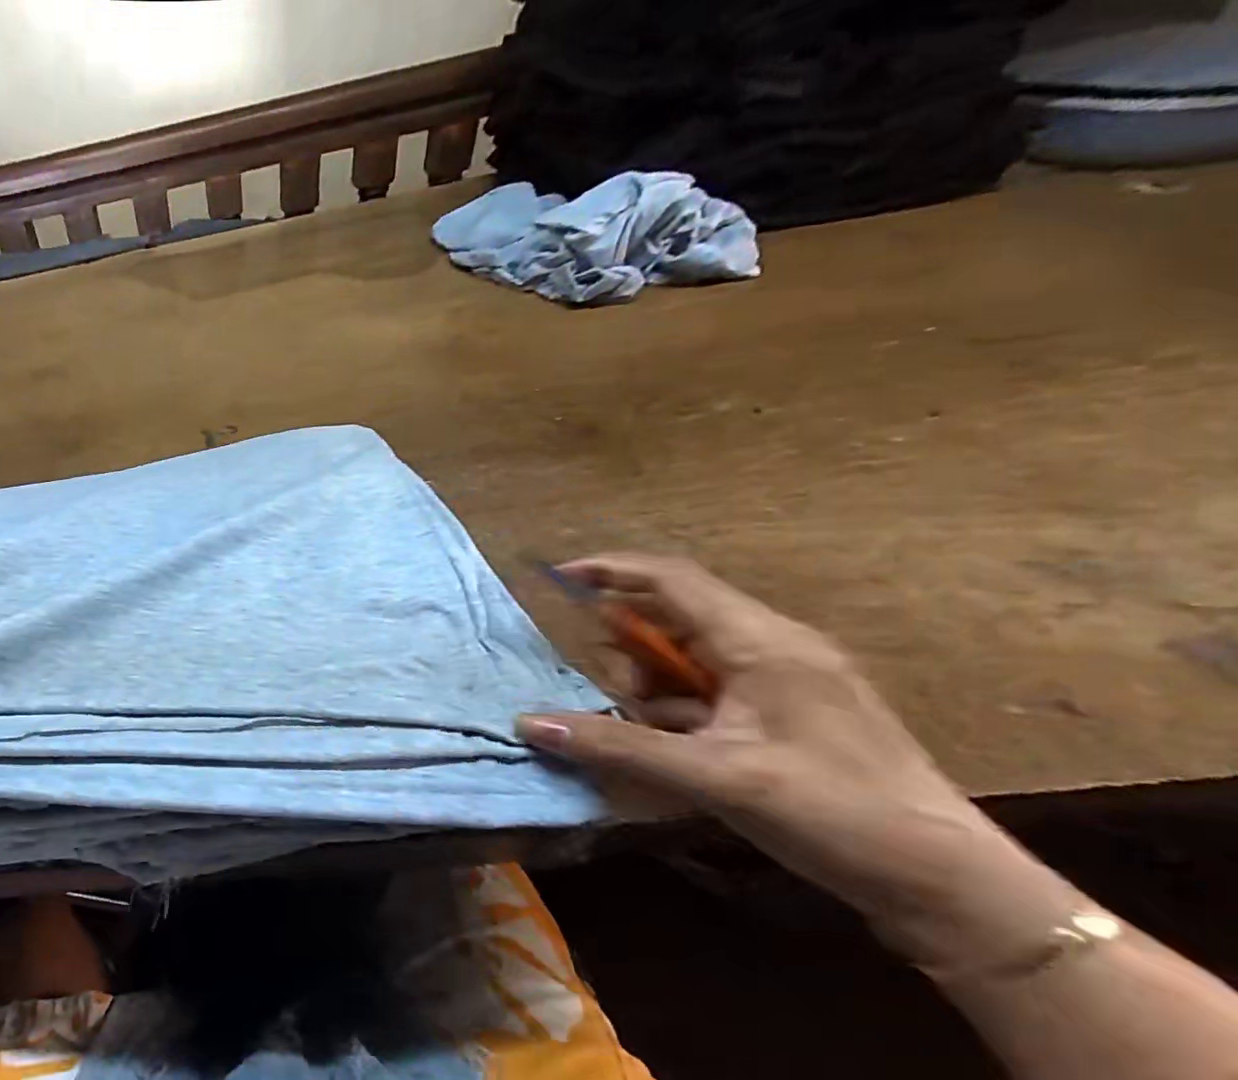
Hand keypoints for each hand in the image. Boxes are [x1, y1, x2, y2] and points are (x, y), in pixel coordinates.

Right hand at [520, 554, 1077, 968]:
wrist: (949, 886)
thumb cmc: (835, 815)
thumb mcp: (714, 778)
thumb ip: (618, 745)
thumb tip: (531, 723)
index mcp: (762, 641)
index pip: (672, 579)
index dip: (612, 570)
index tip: (559, 577)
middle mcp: (773, 645)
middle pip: (676, 618)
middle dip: (632, 651)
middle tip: (619, 700)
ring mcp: (785, 679)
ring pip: (692, 658)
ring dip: (656, 687)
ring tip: (652, 735)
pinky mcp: (789, 712)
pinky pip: (713, 690)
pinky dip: (681, 710)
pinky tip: (679, 750)